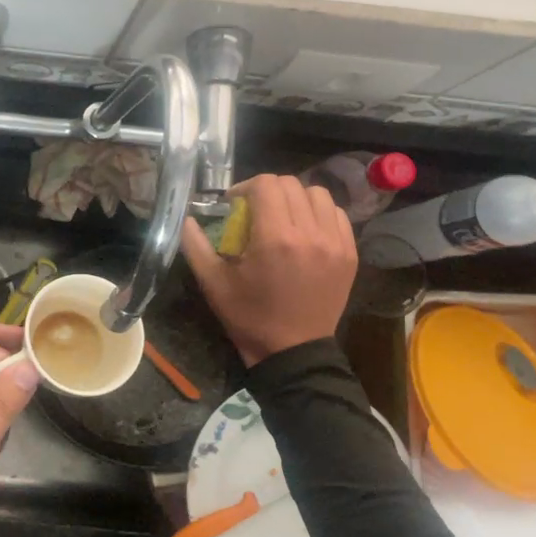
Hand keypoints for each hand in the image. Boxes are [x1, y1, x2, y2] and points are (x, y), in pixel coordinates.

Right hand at [181, 174, 356, 366]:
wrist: (292, 352)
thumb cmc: (249, 317)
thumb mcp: (213, 283)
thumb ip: (196, 245)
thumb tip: (186, 218)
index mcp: (275, 238)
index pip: (266, 184)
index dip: (245, 187)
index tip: (234, 204)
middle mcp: (309, 233)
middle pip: (290, 184)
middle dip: (267, 191)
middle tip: (254, 211)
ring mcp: (335, 243)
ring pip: (317, 195)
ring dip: (295, 199)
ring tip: (282, 218)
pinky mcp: (349, 254)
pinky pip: (336, 216)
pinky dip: (318, 214)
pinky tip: (305, 231)